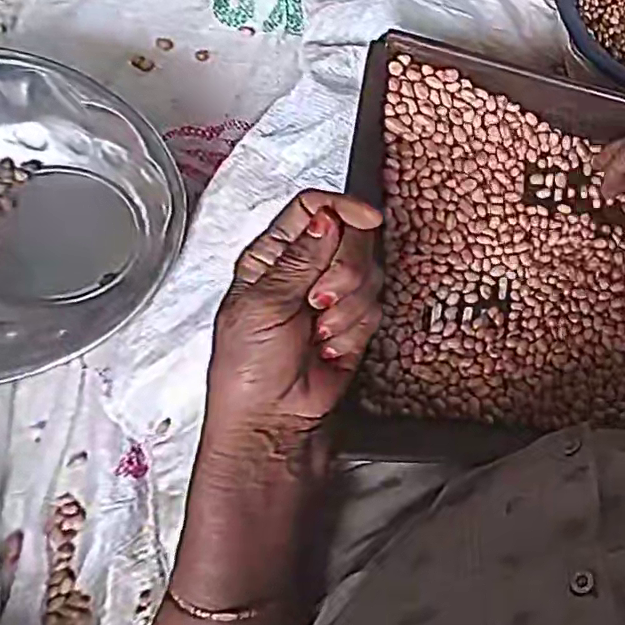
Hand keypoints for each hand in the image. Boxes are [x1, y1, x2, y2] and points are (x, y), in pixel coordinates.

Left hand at [206, 190, 382, 461]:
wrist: (275, 416)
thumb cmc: (248, 366)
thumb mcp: (261, 304)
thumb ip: (300, 258)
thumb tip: (327, 217)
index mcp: (273, 256)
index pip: (314, 209)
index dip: (344, 208)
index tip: (368, 219)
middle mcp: (308, 269)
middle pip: (353, 239)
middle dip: (343, 272)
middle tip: (318, 300)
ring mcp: (336, 294)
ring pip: (370, 275)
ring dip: (347, 309)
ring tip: (318, 334)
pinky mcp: (358, 319)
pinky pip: (376, 308)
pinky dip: (355, 330)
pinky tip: (330, 347)